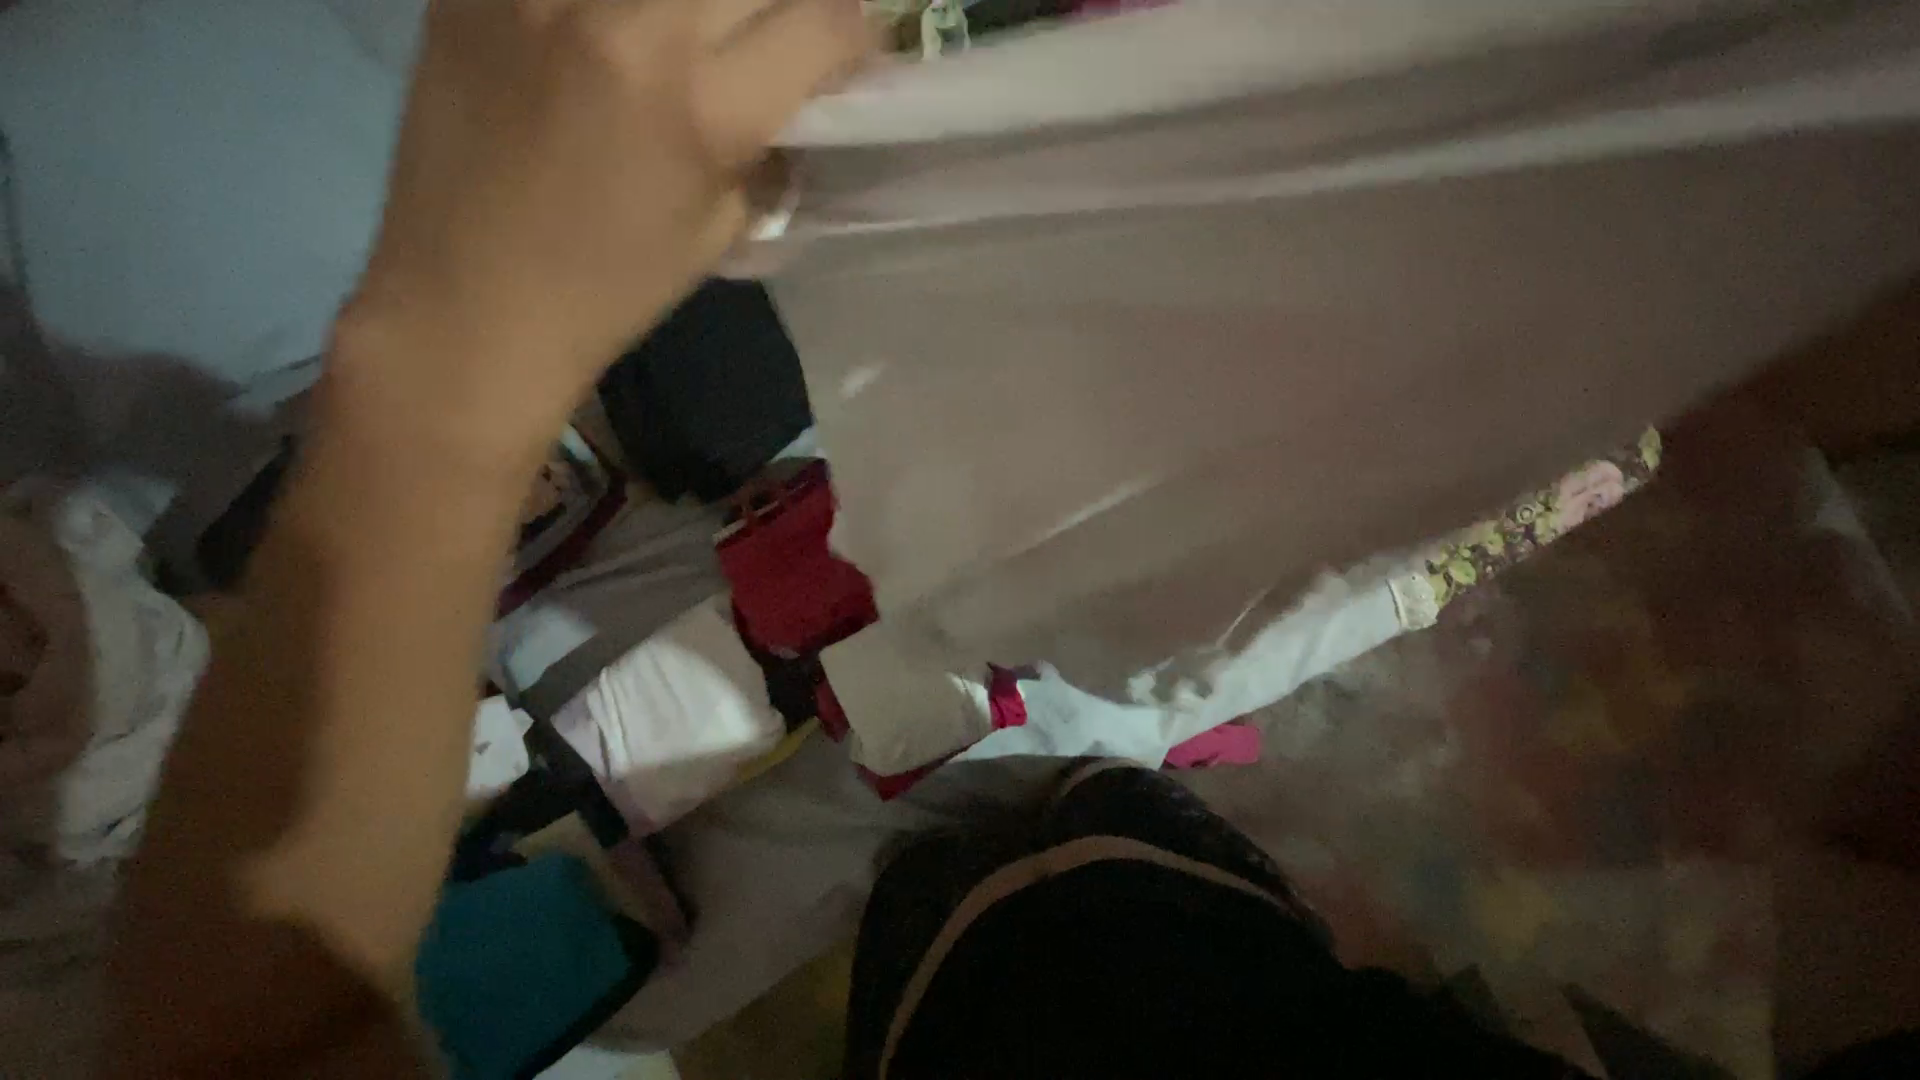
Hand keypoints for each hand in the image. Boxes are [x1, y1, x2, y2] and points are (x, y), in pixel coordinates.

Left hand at [335, 0, 869, 455]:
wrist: (471, 304)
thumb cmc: (611, 290)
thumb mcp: (719, 231)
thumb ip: (765, 147)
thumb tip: (799, 100)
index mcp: (704, 110)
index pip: (822, 22)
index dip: (856, 33)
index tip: (851, 53)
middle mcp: (632, 23)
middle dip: (789, 3)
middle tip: (781, 35)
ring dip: (709, 0)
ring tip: (696, 37)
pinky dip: (618, 5)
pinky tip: (616, 33)